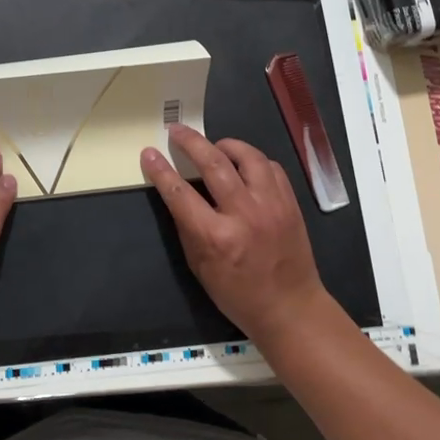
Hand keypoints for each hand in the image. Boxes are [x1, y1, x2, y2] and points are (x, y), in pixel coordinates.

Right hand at [140, 126, 335, 343]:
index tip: (149, 152)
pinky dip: (253, 160)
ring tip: (214, 146)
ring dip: (226, 145)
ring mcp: (271, 205)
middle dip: (190, 141)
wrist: (291, 308)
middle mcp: (244, 215)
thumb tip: (175, 193)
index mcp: (216, 237)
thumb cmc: (238, 294)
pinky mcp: (290, 203)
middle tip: (176, 131)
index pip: (180, 192)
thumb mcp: (200, 267)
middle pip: (213, 163)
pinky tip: (243, 165)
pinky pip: (271, 167)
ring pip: (247, 156)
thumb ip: (187, 227)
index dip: (160, 170)